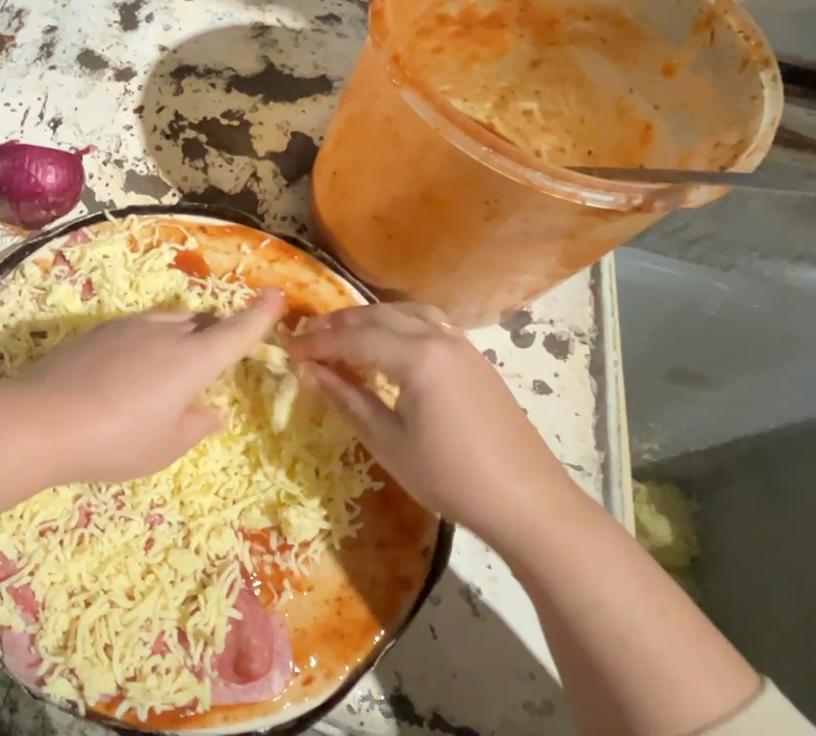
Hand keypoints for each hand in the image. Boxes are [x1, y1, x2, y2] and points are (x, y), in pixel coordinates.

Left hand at [0, 289, 285, 487]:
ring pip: (167, 320)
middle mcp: (163, 333)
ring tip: (173, 364)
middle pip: (200, 320)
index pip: (236, 331)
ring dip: (181, 333)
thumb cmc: (115, 441)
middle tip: (217, 353)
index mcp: (192, 360)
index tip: (278, 294)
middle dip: (216, 330)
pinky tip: (132, 370)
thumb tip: (213, 412)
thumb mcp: (165, 446)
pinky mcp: (96, 331)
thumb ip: (195, 426)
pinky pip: (137, 328)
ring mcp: (126, 327)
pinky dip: (149, 341)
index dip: (260, 315)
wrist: (41, 419)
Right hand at [287, 303, 573, 543]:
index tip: (287, 350)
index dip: (316, 342)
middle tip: (306, 338)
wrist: (528, 502)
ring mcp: (462, 346)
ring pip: (406, 313)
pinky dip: (398, 324)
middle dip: (338, 324)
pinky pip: (428, 324)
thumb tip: (310, 371)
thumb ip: (348, 400)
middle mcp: (439, 339)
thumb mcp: (389, 442)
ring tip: (342, 335)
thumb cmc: (452, 478)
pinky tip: (387, 346)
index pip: (353, 338)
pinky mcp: (475, 360)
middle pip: (378, 316)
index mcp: (417, 357)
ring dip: (369, 318)